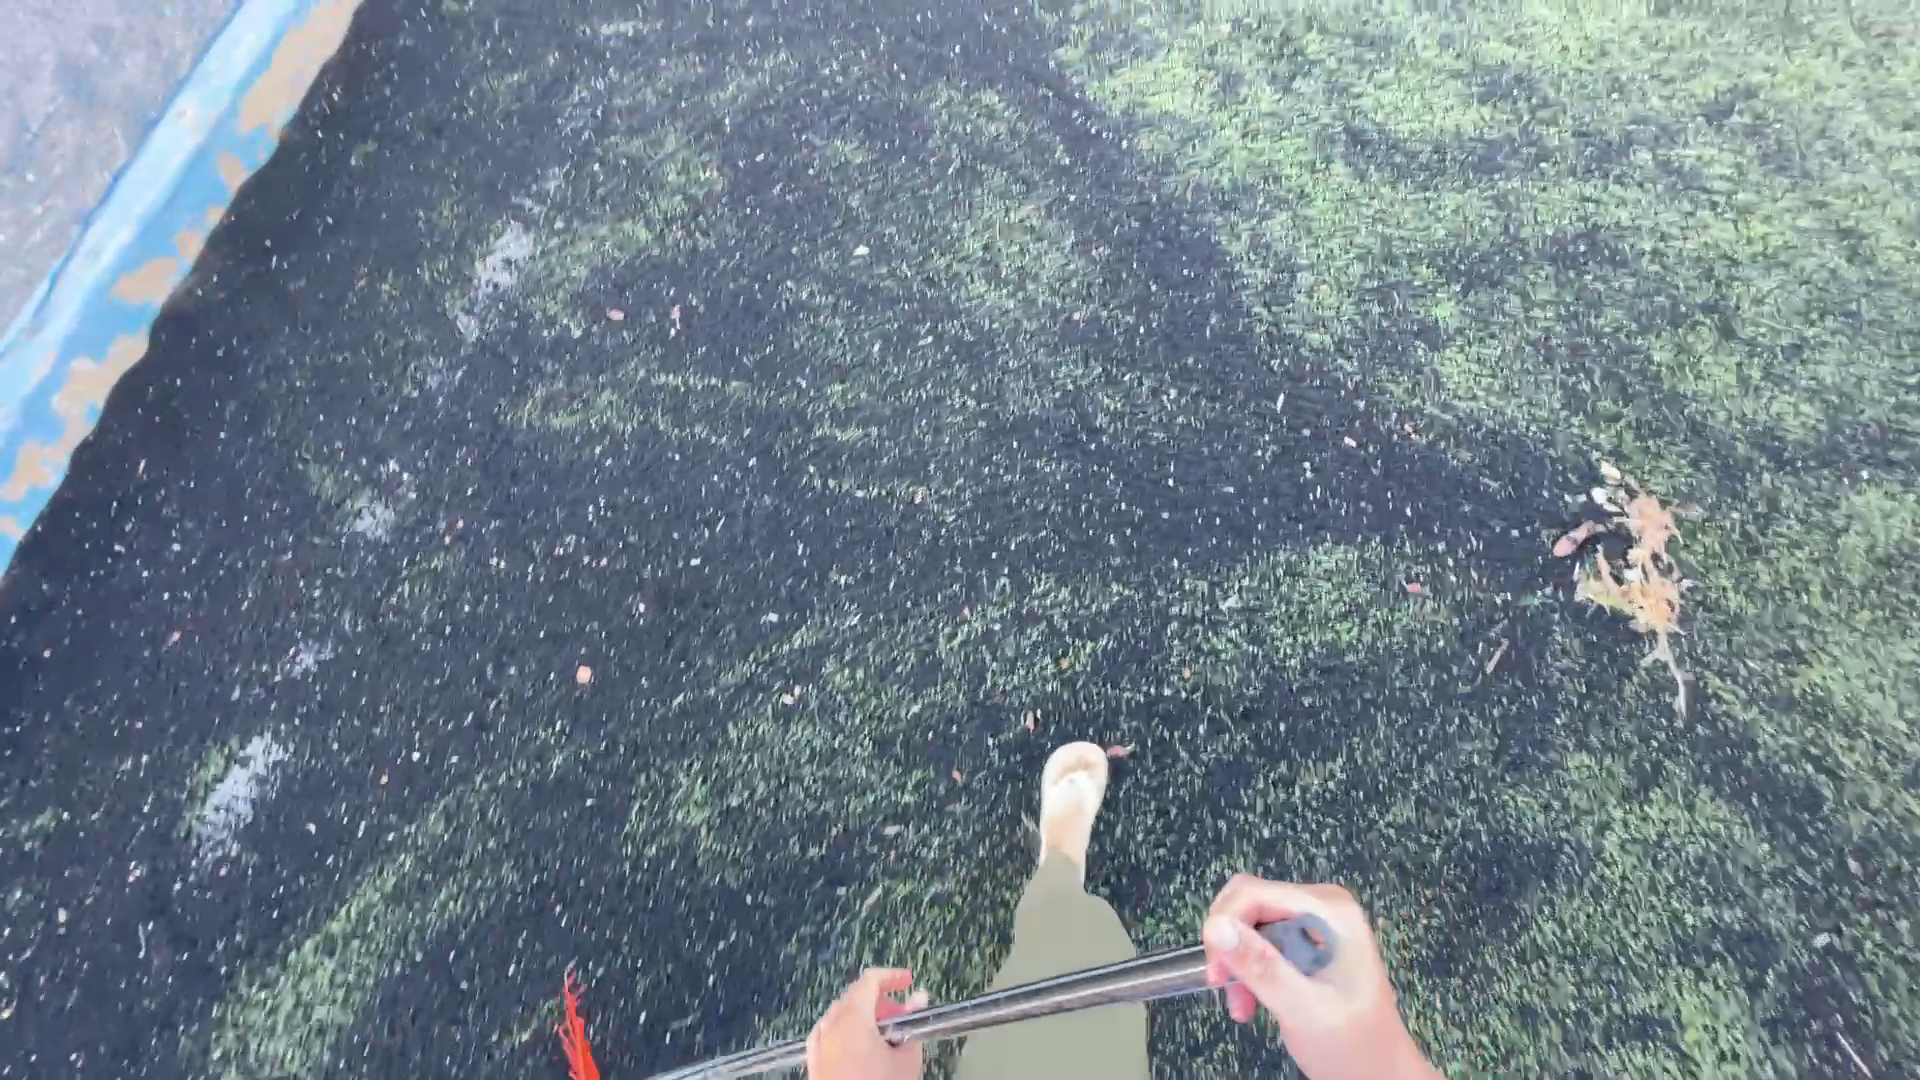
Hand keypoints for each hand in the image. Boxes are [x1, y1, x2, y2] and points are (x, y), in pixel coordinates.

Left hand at [805, 968, 927, 1079]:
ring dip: (863, 1016)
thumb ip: (912, 1026)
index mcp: (852, 1018)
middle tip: (903, 1018)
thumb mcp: (906, 1062)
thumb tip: (919, 999)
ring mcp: (817, 1046)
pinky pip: (827, 1035)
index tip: (910, 982)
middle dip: (880, 1001)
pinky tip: (859, 1050)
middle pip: (854, 996)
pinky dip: (845, 1032)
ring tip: (884, 1038)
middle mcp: (830, 1026)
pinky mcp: (812, 1066)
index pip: (870, 980)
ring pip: (840, 1015)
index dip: (892, 976)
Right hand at [1202, 875, 1438, 1079]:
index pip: (1254, 893)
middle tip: (1223, 985)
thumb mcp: (1305, 1011)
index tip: (1215, 971)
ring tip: (1240, 1003)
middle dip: (1229, 943)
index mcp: (1329, 910)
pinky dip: (1248, 966)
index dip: (1225, 925)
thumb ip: (1262, 967)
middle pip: (1248, 901)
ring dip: (1236, 959)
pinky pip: (1259, 936)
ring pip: (1248, 920)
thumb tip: (1215, 926)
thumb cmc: (1354, 1049)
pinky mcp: (1305, 938)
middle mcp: (1321, 904)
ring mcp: (1314, 920)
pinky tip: (1251, 998)